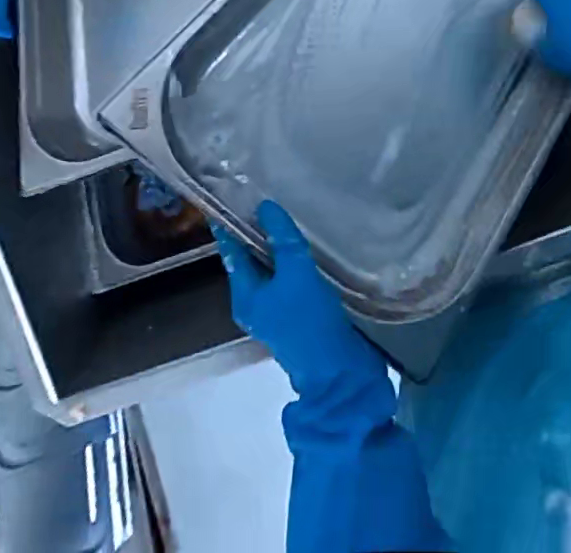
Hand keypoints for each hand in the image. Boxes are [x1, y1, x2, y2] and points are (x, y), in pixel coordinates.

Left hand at [212, 201, 383, 398]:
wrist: (341, 373)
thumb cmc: (310, 320)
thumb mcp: (296, 273)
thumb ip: (282, 239)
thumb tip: (265, 207)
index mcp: (244, 296)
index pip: (231, 251)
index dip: (229, 224)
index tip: (228, 198)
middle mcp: (255, 304)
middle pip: (251, 260)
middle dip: (256, 232)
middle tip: (264, 198)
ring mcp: (276, 312)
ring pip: (272, 270)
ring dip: (277, 247)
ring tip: (287, 216)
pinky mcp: (298, 316)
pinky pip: (289, 281)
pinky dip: (293, 263)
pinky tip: (306, 248)